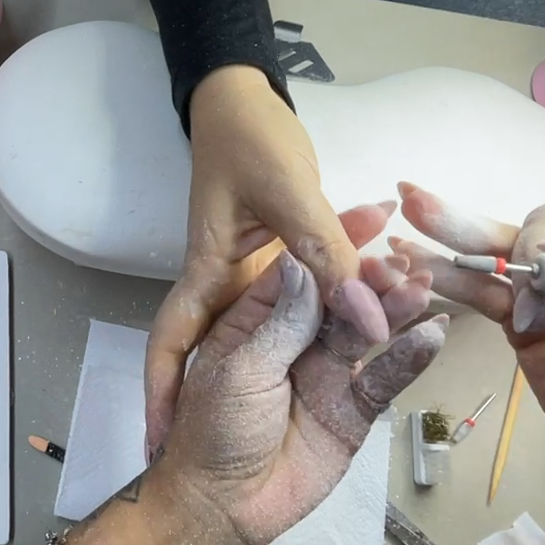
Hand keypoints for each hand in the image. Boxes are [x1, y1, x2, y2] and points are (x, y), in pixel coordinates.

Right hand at [148, 66, 392, 454]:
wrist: (243, 99)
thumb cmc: (247, 139)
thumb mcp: (286, 193)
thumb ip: (324, 254)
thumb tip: (367, 319)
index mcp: (208, 275)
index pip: (172, 343)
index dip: (161, 395)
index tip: (161, 445)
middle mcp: (227, 284)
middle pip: (235, 349)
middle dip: (251, 393)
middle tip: (279, 439)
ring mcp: (254, 273)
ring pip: (288, 323)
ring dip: (324, 341)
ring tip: (343, 385)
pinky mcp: (281, 259)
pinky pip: (315, 292)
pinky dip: (348, 300)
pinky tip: (383, 311)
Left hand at [151, 250, 443, 544]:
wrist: (224, 504)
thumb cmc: (215, 430)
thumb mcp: (242, 369)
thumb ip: (281, 323)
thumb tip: (306, 265)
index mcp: (254, 323)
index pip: (297, 276)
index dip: (327, 248)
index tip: (367, 217)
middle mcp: (293, 342)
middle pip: (336, 301)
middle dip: (368, 277)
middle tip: (405, 255)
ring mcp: (325, 375)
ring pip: (365, 333)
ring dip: (392, 310)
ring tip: (422, 285)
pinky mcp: (352, 410)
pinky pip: (383, 379)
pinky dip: (408, 359)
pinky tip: (433, 334)